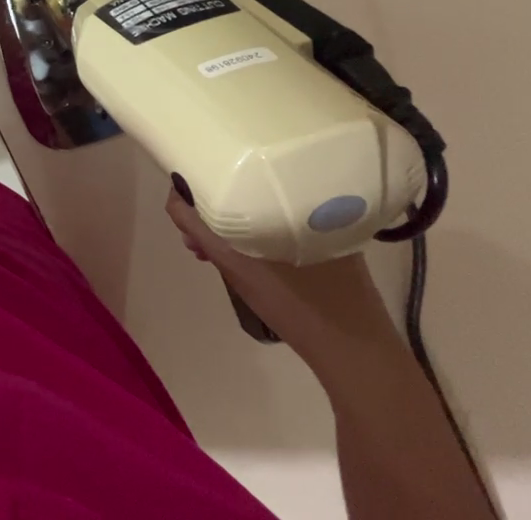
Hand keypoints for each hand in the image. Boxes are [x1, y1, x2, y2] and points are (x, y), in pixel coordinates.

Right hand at [164, 188, 397, 363]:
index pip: (229, 180)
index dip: (196, 195)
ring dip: (230, 232)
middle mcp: (308, 206)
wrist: (354, 350)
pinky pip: (280, 232)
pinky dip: (257, 242)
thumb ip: (197, 225)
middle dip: (210, 218)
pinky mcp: (331, 249)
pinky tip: (246, 265)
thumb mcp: (230, 261)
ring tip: (213, 257)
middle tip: (196, 246)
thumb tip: (176, 200)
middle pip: (243, 199)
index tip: (184, 221)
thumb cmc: (289, 302)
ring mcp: (324, 229)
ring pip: (260, 218)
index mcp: (286, 200)